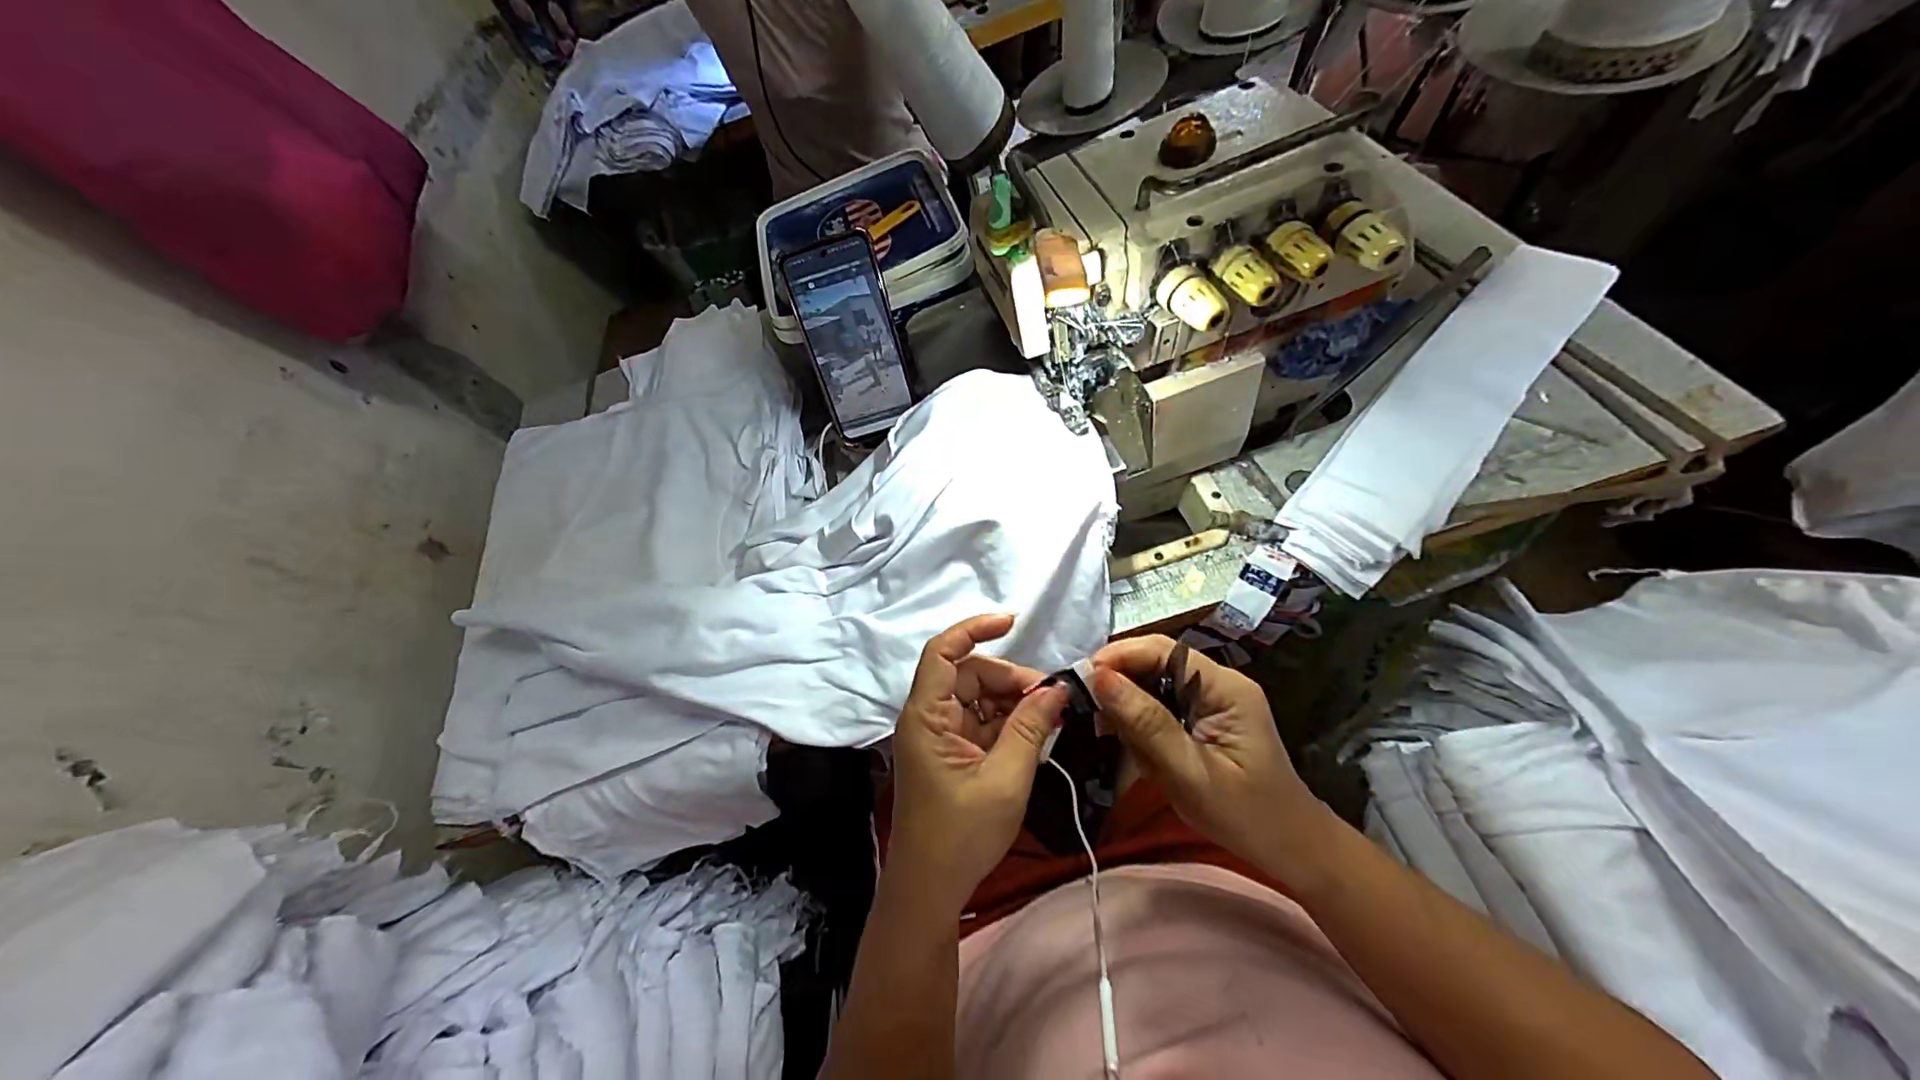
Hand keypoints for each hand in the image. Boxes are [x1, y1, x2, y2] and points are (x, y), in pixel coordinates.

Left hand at [889, 615, 1069, 911]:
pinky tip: (1035, 734)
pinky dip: (1007, 724)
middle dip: (1011, 680)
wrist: (930, 889)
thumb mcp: (1005, 779)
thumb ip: (1031, 728)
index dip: (974, 629)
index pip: (943, 652)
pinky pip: (980, 723)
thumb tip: (1058, 689)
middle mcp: (928, 718)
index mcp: (927, 716)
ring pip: (978, 698)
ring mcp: (939, 736)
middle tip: (1053, 699)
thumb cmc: (961, 835)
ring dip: (1013, 703)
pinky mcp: (951, 754)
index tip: (1012, 622)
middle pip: (969, 675)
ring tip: (1049, 719)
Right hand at [1090, 635, 1333, 877]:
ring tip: (1105, 734)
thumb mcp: (1190, 772)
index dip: (1118, 657)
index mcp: (1224, 687)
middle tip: (1085, 711)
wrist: (1290, 850)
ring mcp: (1209, 700)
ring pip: (1150, 684)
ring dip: (1125, 706)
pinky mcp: (1200, 719)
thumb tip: (1099, 678)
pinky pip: (1157, 706)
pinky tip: (1127, 746)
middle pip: (1153, 662)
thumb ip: (1145, 724)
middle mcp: (1216, 683)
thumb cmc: (1245, 815)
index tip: (1080, 681)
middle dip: (1118, 683)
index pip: (1161, 650)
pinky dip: (1137, 723)